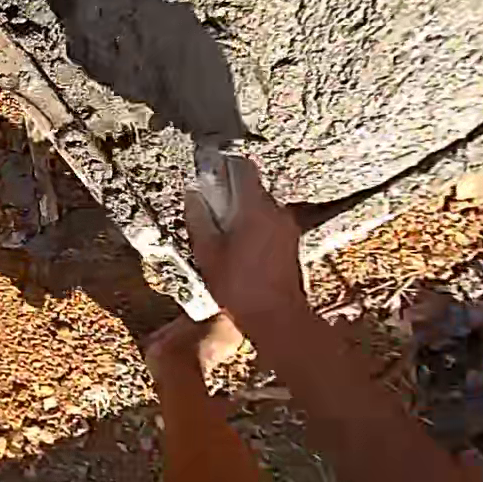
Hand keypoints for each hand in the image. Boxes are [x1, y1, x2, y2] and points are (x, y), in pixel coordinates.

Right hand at [184, 154, 309, 321]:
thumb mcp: (206, 251)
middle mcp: (276, 210)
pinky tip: (236, 248)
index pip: (242, 167)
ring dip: (238, 211)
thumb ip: (198, 217)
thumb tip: (192, 192)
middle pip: (250, 187)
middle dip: (227, 193)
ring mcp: (286, 226)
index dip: (222, 164)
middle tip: (206, 210)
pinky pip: (267, 222)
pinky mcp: (290, 242)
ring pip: (258, 206)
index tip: (206, 171)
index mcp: (254, 207)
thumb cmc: (237, 286)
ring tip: (219, 234)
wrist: (276, 317)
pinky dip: (250, 226)